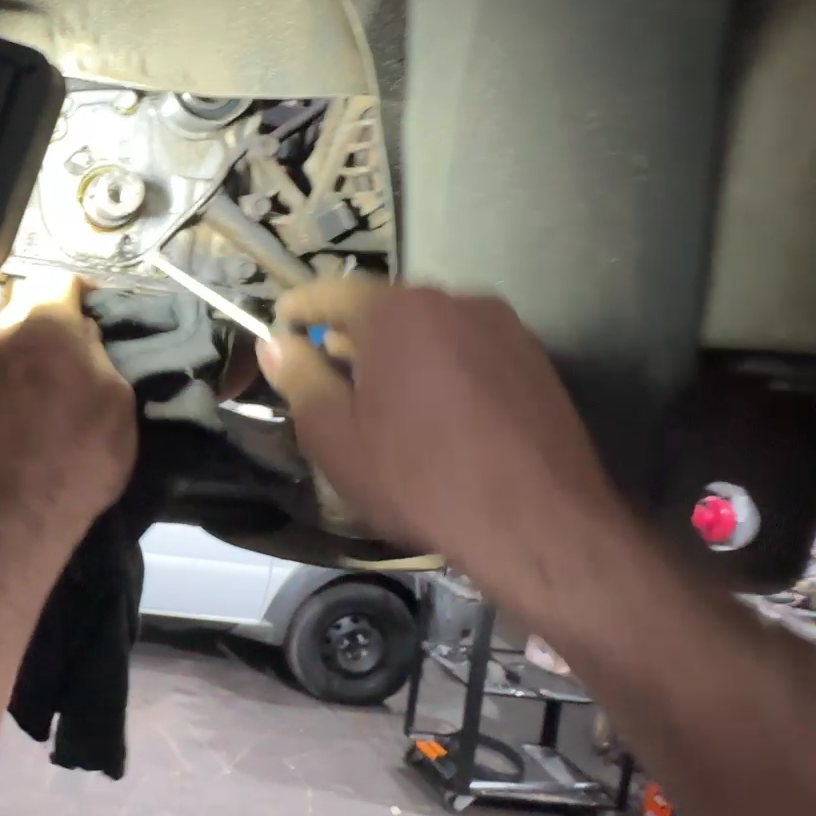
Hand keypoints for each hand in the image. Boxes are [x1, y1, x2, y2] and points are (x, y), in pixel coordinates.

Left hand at [0, 275, 136, 548]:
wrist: (19, 510)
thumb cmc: (83, 450)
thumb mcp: (118, 396)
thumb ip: (99, 352)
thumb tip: (83, 334)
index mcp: (43, 322)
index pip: (61, 278)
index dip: (87, 290)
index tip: (105, 313)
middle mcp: (2, 331)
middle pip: (31, 301)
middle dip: (58, 314)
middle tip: (86, 344)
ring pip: (11, 332)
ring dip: (36, 342)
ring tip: (62, 373)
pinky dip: (18, 367)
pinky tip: (36, 397)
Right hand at [257, 280, 631, 608]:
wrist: (540, 526)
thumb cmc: (418, 477)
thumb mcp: (333, 433)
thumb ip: (298, 377)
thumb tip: (275, 343)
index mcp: (397, 312)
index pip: (333, 290)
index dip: (299, 307)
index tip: (279, 323)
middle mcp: (454, 302)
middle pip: (383, 306)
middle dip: (349, 333)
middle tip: (324, 370)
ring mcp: (502, 328)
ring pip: (427, 328)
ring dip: (394, 351)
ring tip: (376, 397)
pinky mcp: (534, 360)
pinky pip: (464, 348)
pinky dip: (435, 366)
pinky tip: (429, 413)